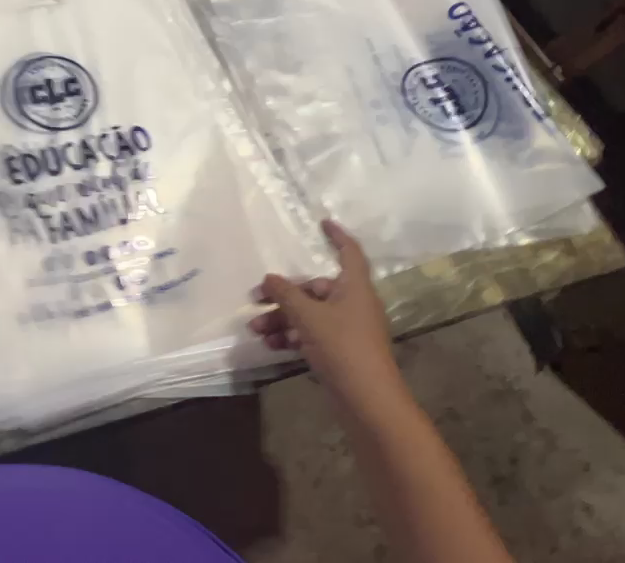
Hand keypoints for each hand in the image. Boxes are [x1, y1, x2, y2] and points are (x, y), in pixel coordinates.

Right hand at [251, 218, 405, 415]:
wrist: (367, 401)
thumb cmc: (342, 347)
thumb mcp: (308, 316)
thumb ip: (286, 293)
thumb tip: (270, 278)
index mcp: (354, 288)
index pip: (349, 252)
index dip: (337, 236)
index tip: (321, 223)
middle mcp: (354, 304)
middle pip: (316, 288)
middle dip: (285, 294)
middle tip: (257, 299)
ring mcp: (348, 329)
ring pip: (310, 314)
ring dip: (283, 318)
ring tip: (257, 329)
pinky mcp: (340, 351)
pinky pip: (312, 334)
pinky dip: (293, 336)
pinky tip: (272, 345)